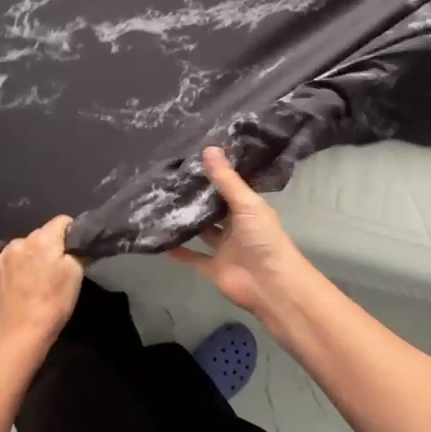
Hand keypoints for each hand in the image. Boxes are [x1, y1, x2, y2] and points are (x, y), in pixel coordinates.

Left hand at [0, 215, 84, 350]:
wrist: (23, 332)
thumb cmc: (54, 302)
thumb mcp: (76, 273)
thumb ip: (77, 250)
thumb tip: (76, 242)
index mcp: (41, 238)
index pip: (62, 221)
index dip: (73, 233)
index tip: (76, 252)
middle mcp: (19, 240)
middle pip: (44, 233)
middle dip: (53, 246)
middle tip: (59, 269)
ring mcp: (4, 255)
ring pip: (28, 246)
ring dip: (36, 255)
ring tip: (41, 279)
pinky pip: (15, 259)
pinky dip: (23, 265)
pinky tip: (27, 284)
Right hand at [168, 147, 311, 318]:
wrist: (270, 284)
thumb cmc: (263, 239)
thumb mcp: (247, 204)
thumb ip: (226, 179)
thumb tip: (209, 147)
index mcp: (248, 208)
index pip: (229, 187)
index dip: (214, 174)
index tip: (191, 158)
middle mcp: (236, 225)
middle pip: (213, 208)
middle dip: (197, 197)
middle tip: (170, 178)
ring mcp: (224, 247)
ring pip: (202, 231)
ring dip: (186, 221)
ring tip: (161, 204)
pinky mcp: (212, 267)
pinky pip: (192, 257)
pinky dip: (178, 250)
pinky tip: (160, 239)